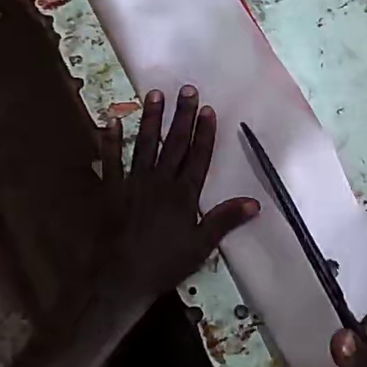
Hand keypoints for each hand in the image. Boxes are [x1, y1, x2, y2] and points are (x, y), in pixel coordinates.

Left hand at [90, 85, 258, 309]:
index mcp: (183, 195)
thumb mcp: (201, 246)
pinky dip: (111, 141)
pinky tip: (112, 121)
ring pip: (145, 145)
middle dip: (182, 116)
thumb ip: (224, 220)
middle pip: (174, 144)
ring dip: (151, 119)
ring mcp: (134, 183)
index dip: (204, 133)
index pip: (198, 157)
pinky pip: (111, 161)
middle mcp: (160, 182)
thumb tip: (255, 202)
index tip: (208, 109)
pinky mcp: (112, 190)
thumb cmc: (165, 263)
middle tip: (187, 89)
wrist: (123, 277)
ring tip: (155, 94)